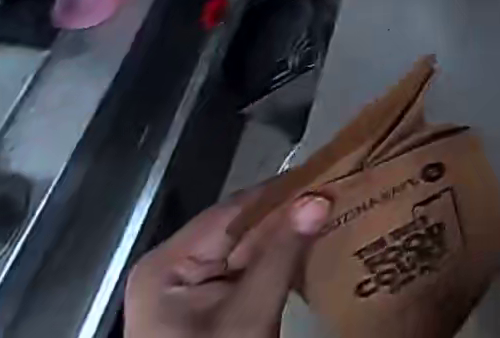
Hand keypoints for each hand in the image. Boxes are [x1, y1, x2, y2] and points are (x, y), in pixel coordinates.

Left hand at [124, 185, 331, 337]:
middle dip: (285, 216)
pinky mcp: (205, 310)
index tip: (325, 177)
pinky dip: (276, 263)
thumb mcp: (247, 322)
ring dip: (285, 238)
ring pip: (245, 249)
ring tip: (328, 213)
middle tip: (334, 195)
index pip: (232, 213)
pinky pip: (245, 273)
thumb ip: (281, 255)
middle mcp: (171, 267)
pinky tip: (308, 250)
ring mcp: (187, 290)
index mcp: (165, 265)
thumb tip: (318, 197)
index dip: (279, 194)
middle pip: (238, 229)